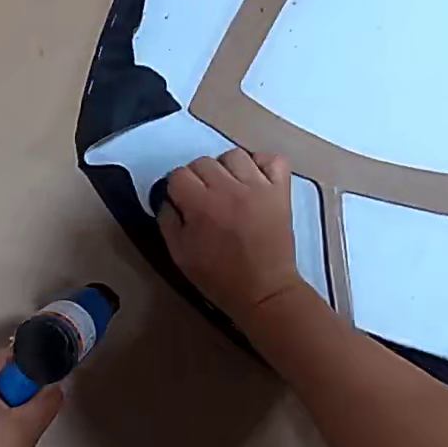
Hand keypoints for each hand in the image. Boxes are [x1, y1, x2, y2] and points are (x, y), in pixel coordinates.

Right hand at [159, 148, 304, 326]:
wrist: (263, 291)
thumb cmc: (218, 277)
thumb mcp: (179, 255)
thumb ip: (167, 222)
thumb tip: (168, 200)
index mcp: (201, 205)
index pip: (178, 175)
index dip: (176, 189)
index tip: (182, 204)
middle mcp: (229, 189)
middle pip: (203, 162)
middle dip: (197, 178)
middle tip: (202, 199)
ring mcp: (258, 187)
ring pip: (234, 155)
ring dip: (225, 168)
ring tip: (227, 187)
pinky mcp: (280, 191)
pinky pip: (272, 159)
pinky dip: (261, 164)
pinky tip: (253, 179)